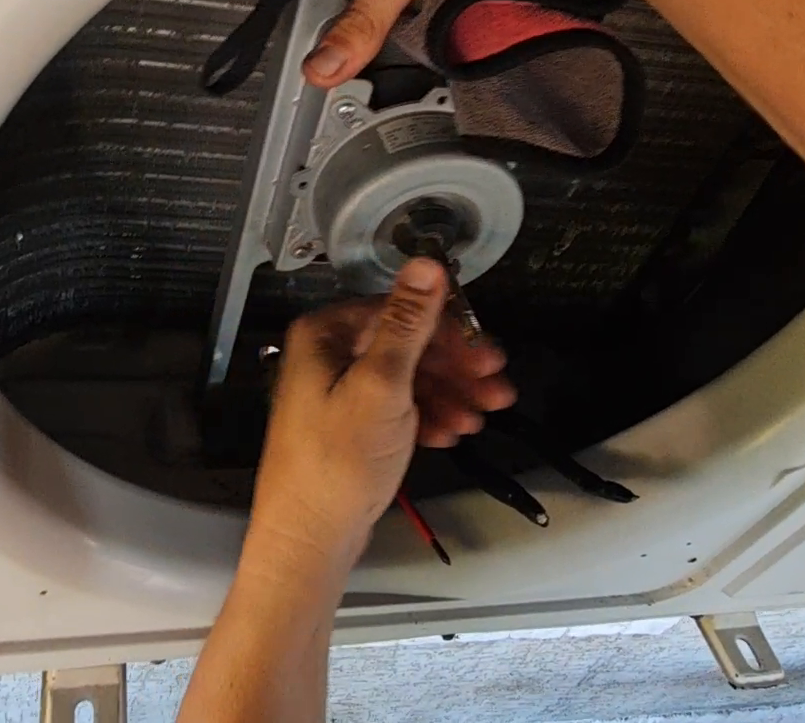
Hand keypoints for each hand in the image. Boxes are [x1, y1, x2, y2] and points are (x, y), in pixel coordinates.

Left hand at [246, 260, 513, 567]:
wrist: (309, 538)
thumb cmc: (338, 461)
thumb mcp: (382, 385)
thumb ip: (408, 324)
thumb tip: (425, 265)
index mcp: (325, 334)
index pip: (396, 311)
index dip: (445, 330)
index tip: (483, 352)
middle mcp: (326, 355)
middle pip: (403, 345)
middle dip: (452, 367)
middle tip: (494, 387)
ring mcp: (337, 391)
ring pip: (404, 378)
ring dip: (446, 394)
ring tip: (481, 416)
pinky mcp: (349, 424)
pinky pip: (394, 407)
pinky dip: (425, 416)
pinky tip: (451, 432)